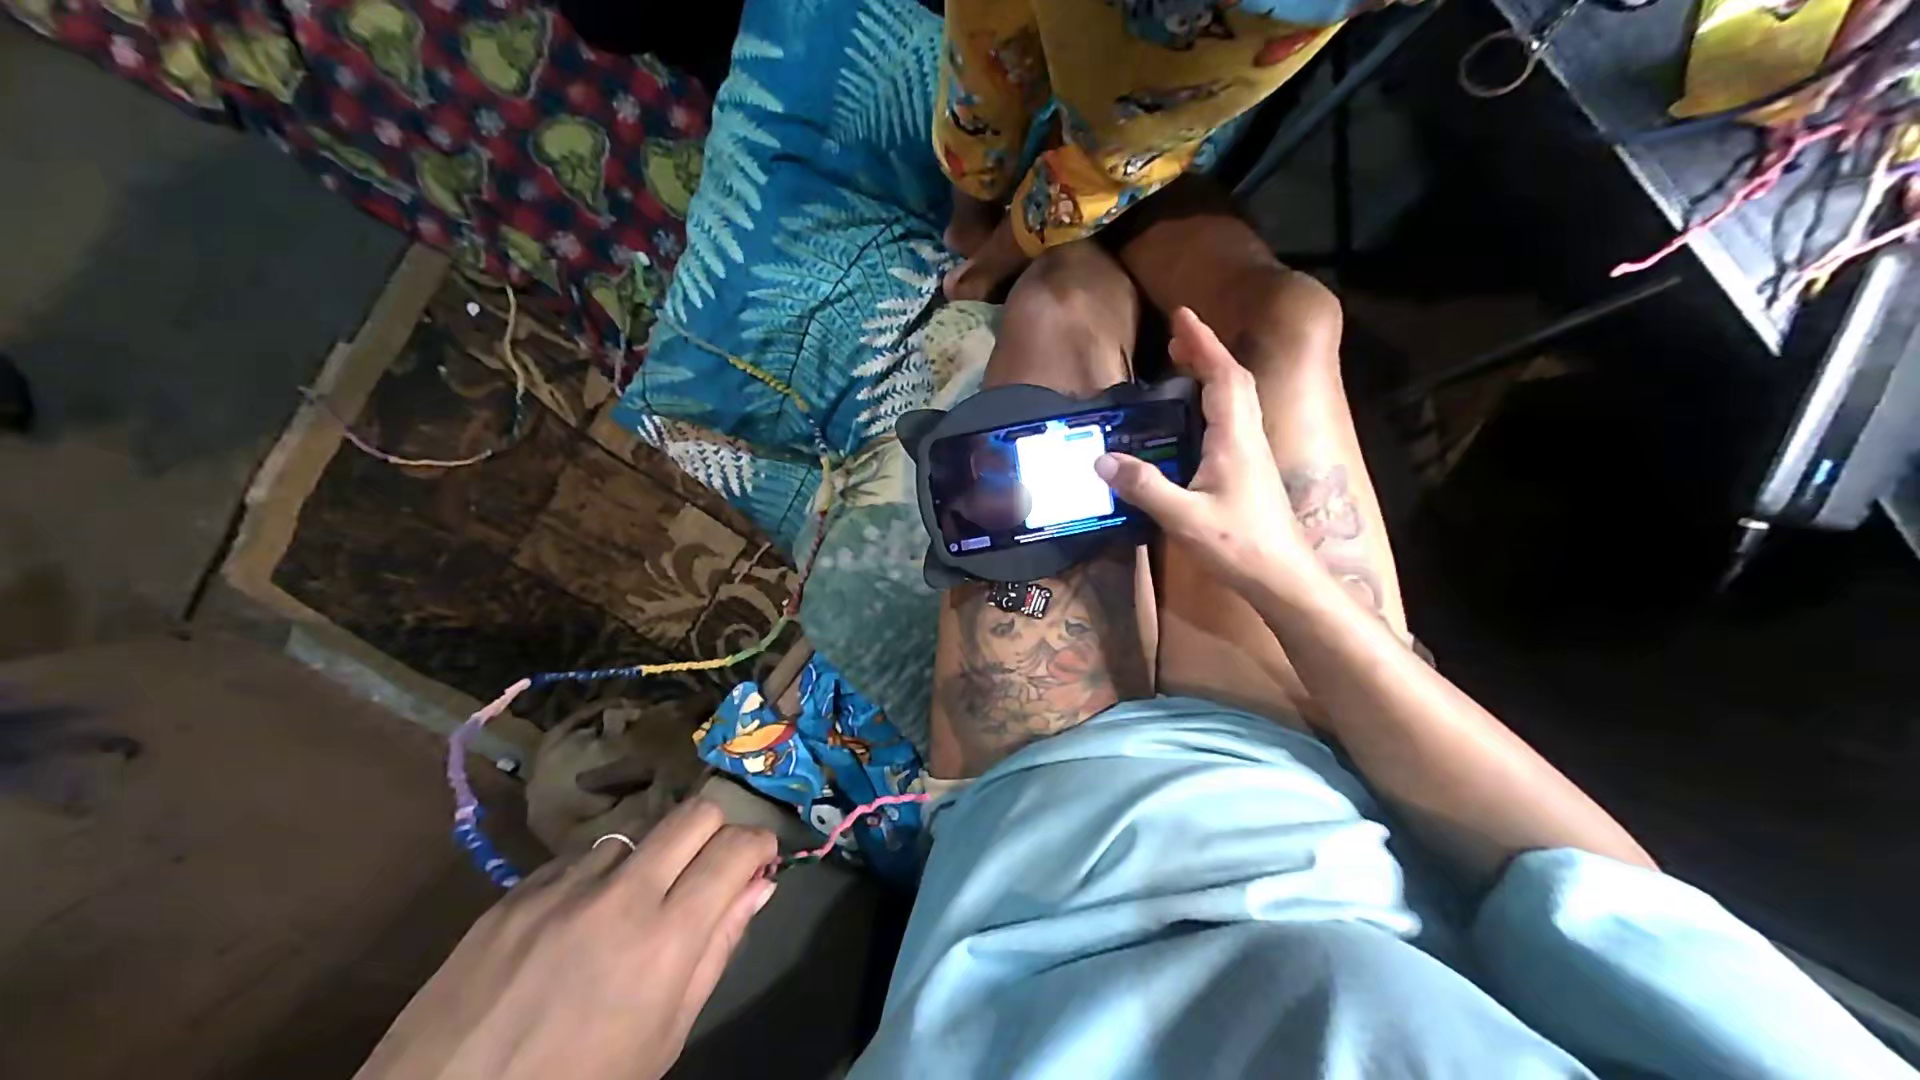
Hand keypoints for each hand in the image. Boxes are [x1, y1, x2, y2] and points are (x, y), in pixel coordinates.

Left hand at [356, 799, 776, 1079]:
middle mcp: (619, 894)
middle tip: (712, 868)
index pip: (736, 848)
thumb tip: (759, 886)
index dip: (760, 844)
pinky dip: (602, 875)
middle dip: (718, 830)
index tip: (760, 861)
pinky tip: (583, 918)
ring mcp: (562, 886)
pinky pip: (582, 858)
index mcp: (665, 940)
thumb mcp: (663, 1037)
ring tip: (639, 902)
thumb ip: (717, 950)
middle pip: (694, 813)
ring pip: (640, 830)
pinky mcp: (516, 890)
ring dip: (657, 853)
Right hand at [1095, 308, 1315, 594]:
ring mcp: (1252, 453)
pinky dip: (1214, 399)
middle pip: (1234, 379)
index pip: (1223, 377)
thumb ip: (1144, 487)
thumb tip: (1102, 460)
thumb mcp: (1184, 518)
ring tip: (1184, 362)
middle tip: (1177, 335)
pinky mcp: (1250, 469)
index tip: (1182, 314)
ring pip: (1237, 397)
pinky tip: (1196, 414)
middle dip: (1206, 350)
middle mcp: (1248, 437)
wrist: (1283, 576)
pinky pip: (1232, 418)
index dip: (1203, 343)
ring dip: (1213, 372)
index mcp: (1235, 439)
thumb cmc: (1240, 544)